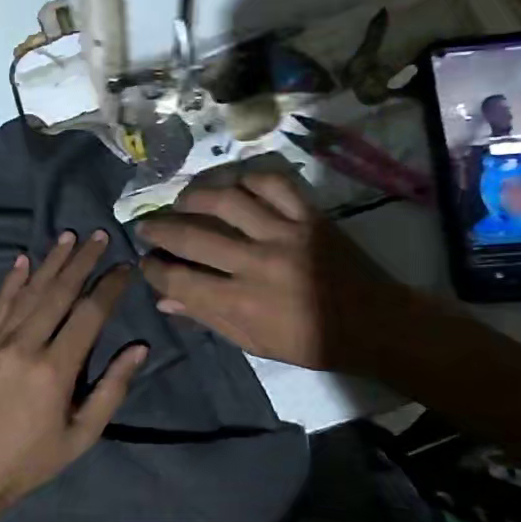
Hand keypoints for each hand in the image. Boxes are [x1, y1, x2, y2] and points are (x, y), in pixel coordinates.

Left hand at [0, 230, 146, 516]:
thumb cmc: (32, 460)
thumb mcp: (82, 435)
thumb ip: (112, 389)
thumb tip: (139, 349)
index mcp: (55, 369)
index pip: (89, 314)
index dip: (110, 287)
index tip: (126, 267)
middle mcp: (26, 345)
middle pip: (59, 292)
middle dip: (82, 261)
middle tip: (100, 236)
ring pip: (30, 292)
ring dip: (51, 262)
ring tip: (69, 236)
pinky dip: (12, 281)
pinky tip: (22, 260)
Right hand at [138, 172, 413, 371]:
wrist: (375, 322)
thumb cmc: (311, 341)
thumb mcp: (255, 343)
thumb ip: (209, 318)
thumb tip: (164, 301)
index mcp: (242, 303)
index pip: (180, 280)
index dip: (154, 270)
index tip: (144, 262)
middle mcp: (256, 263)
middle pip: (193, 236)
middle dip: (159, 229)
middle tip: (145, 225)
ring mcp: (284, 233)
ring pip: (227, 200)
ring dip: (195, 196)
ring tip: (182, 199)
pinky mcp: (309, 215)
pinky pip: (272, 183)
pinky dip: (247, 178)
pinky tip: (232, 184)